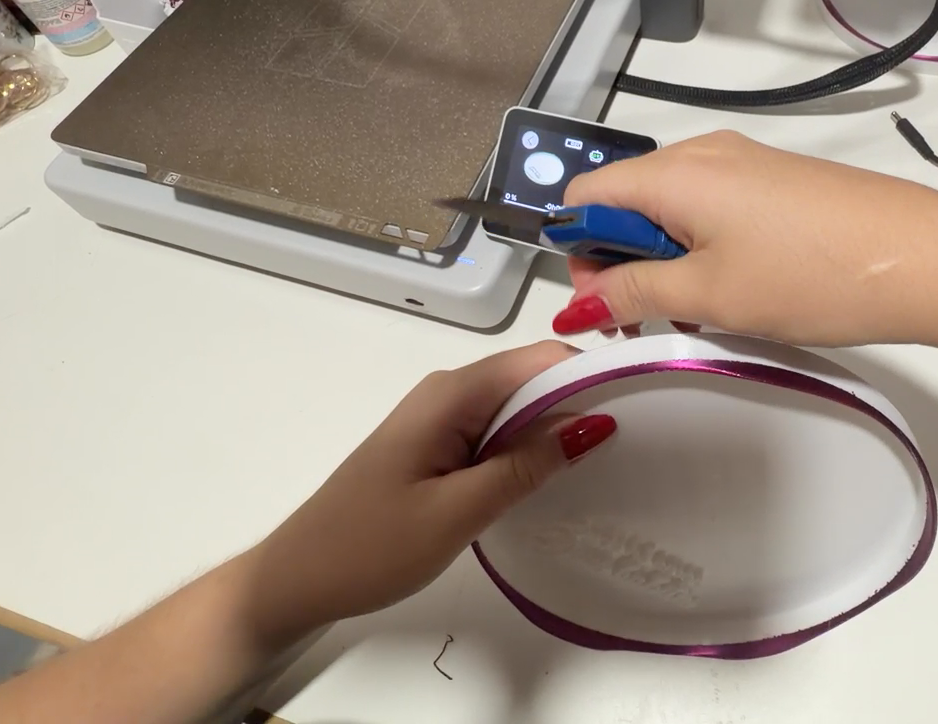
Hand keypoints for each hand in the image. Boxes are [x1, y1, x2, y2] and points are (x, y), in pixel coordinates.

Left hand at [241, 341, 615, 639]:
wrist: (297, 578)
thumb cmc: (373, 544)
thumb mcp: (458, 510)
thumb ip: (527, 464)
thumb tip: (596, 421)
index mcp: (454, 392)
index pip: (539, 359)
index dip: (590, 372)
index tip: (640, 403)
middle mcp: (451, 390)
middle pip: (532, 376)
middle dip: (580, 399)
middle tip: (633, 439)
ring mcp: (443, 415)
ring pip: (517, 404)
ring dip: (557, 425)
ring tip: (604, 460)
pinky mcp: (440, 440)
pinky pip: (498, 428)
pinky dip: (529, 444)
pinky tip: (552, 475)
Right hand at [554, 131, 937, 348]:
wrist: (926, 258)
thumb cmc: (807, 276)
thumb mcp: (708, 294)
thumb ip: (631, 292)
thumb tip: (574, 303)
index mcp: (673, 172)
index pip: (584, 195)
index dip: (579, 251)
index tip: (609, 303)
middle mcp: (702, 152)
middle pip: (625, 199)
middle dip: (622, 259)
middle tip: (655, 317)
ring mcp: (744, 161)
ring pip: (670, 206)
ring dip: (665, 258)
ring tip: (704, 309)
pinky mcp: (775, 179)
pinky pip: (711, 205)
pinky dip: (703, 245)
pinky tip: (739, 285)